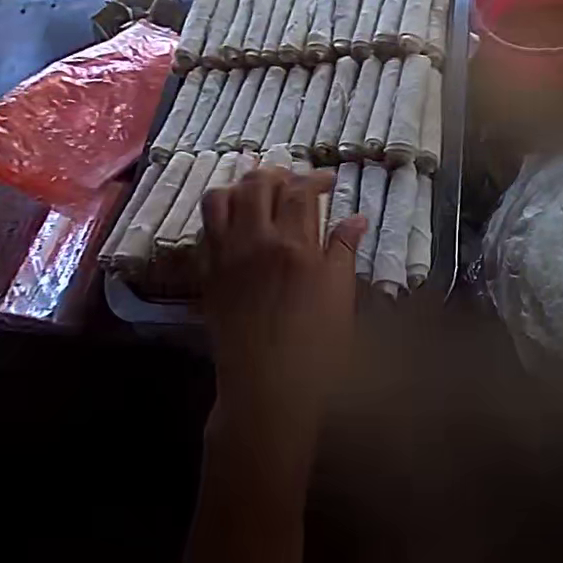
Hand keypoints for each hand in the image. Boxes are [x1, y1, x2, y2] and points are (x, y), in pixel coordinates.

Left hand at [199, 167, 367, 498]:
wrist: (267, 388)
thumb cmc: (316, 350)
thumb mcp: (340, 299)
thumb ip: (343, 253)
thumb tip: (356, 219)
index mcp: (295, 247)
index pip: (301, 191)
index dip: (316, 178)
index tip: (329, 182)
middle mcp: (255, 242)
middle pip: (258, 184)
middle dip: (279, 174)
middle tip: (294, 183)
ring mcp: (225, 256)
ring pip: (221, 198)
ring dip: (241, 187)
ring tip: (258, 195)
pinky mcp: (208, 274)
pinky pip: (206, 229)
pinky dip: (220, 214)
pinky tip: (236, 223)